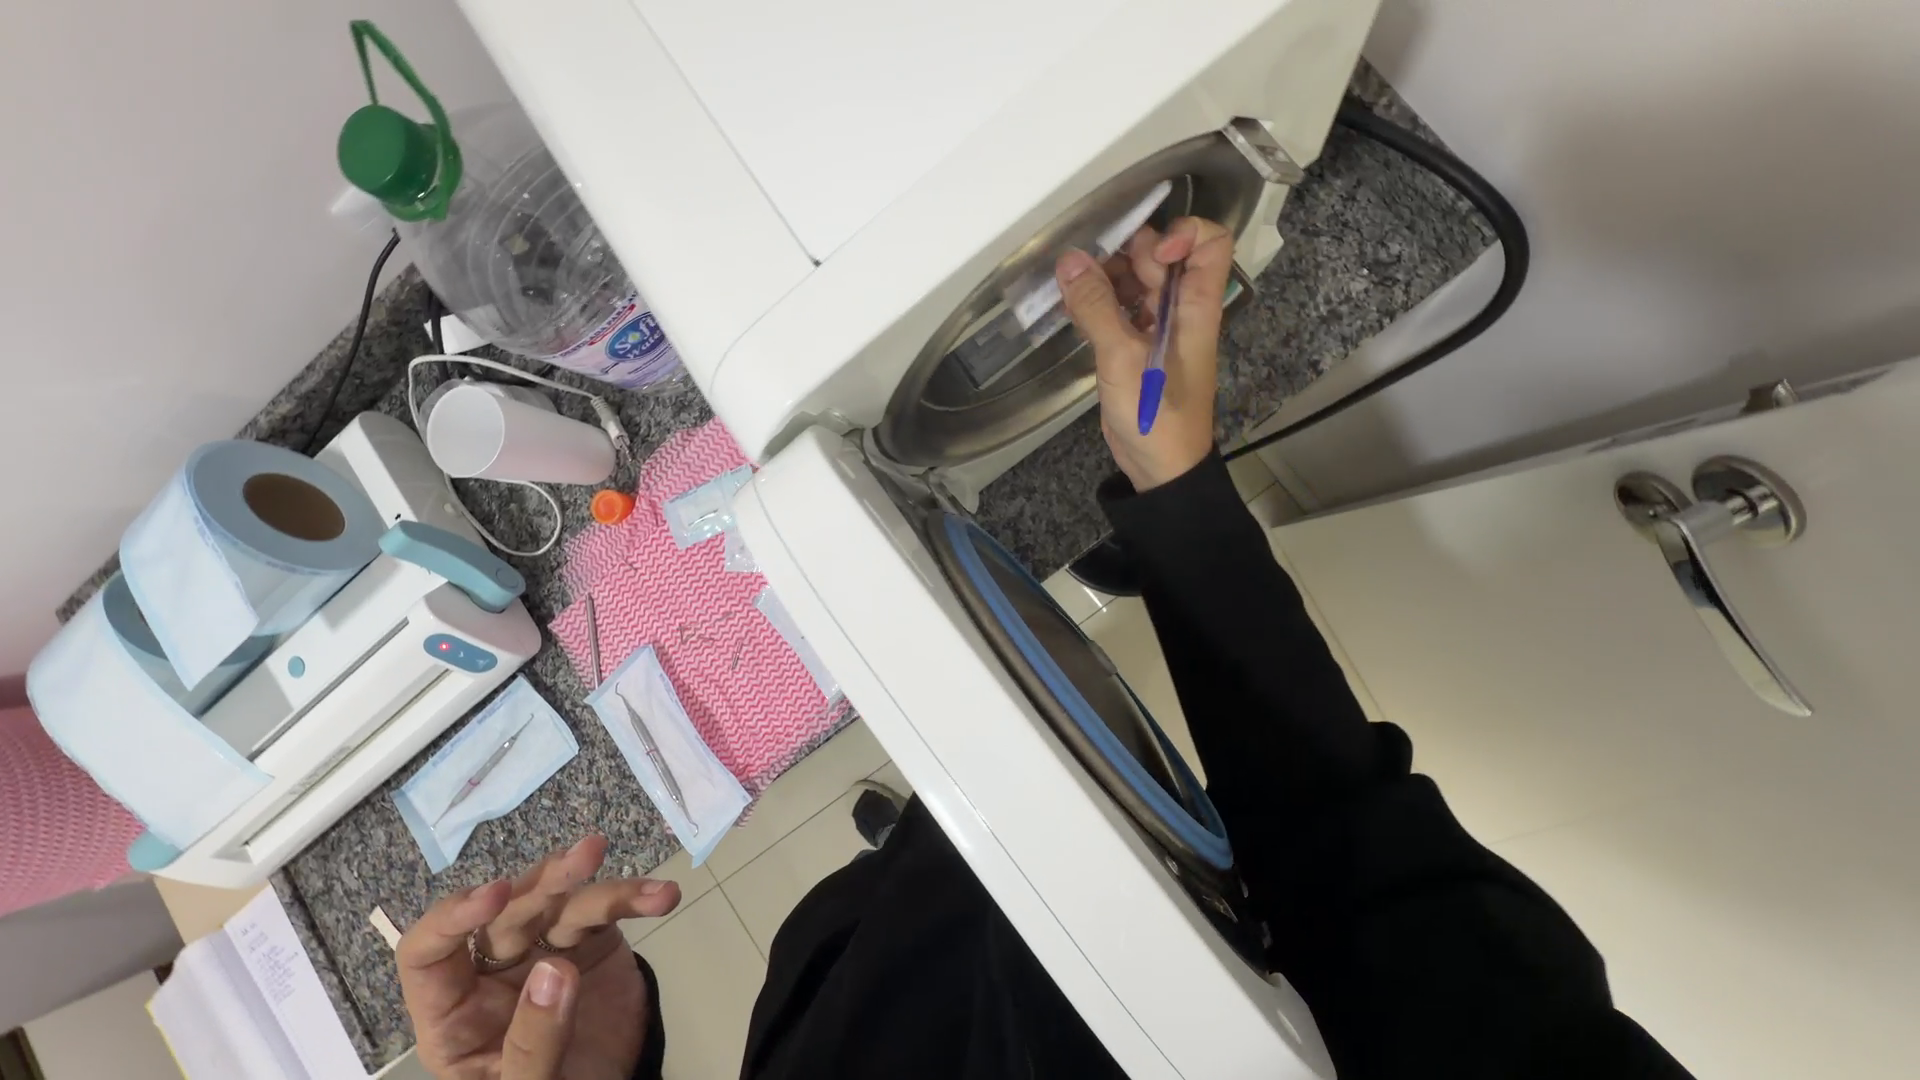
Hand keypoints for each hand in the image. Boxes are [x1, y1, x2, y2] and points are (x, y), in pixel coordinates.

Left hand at [398, 835, 681, 1078]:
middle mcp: (492, 970)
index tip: (494, 894)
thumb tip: (555, 970)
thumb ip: (534, 1042)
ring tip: (639, 874)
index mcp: (455, 1013)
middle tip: (588, 854)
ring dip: (593, 879)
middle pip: (507, 912)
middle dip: (547, 881)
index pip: (427, 953)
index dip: (452, 917)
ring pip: (558, 900)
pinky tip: (663, 896)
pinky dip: (634, 898)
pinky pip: (605, 909)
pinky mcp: (589, 940)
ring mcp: (543, 949)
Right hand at [1056, 217, 1234, 490]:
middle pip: (1161, 256)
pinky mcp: (1135, 347)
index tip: (1146, 255)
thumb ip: (1096, 308)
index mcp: (1197, 306)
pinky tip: (1072, 308)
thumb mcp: (1123, 359)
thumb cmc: (1156, 415)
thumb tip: (1069, 261)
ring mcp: (1157, 328)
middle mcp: (1181, 309)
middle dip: (1126, 255)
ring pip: (1135, 282)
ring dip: (1104, 278)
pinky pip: (1118, 309)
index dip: (1181, 234)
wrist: (1160, 468)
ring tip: (1072, 288)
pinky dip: (1097, 303)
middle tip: (1090, 271)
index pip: (1209, 242)